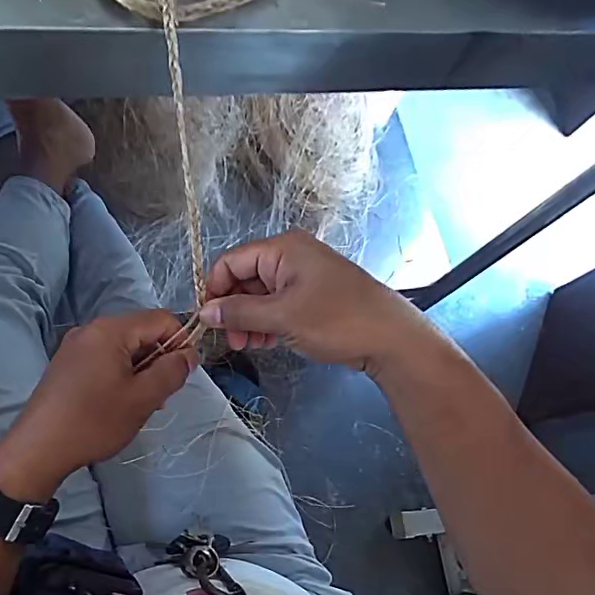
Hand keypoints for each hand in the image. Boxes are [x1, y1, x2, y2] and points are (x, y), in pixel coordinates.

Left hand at [0, 309, 197, 500]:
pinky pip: (106, 360)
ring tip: (142, 405)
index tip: (184, 374)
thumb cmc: (95, 421)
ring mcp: (76, 347)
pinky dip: (122, 376)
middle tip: (162, 395)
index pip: (161, 320)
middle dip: (160, 359)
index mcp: (110, 330)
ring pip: (125, 349)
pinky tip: (121, 404)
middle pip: (142, 332)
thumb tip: (189, 355)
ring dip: (142, 371)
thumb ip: (172, 371)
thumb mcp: (143, 398)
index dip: (181, 342)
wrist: (40, 448)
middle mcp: (91, 330)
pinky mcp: (67, 365)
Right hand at [196, 230, 444, 373]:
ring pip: (261, 296)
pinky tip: (267, 342)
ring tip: (250, 346)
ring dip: (250, 320)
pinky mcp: (314, 297)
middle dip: (234, 310)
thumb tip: (206, 312)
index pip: (231, 262)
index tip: (209, 321)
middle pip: (245, 279)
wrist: (388, 337)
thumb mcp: (282, 317)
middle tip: (233, 342)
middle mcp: (292, 256)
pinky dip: (268, 323)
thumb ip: (239, 313)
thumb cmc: (336, 320)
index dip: (215, 290)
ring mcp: (304, 277)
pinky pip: (279, 306)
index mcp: (283, 249)